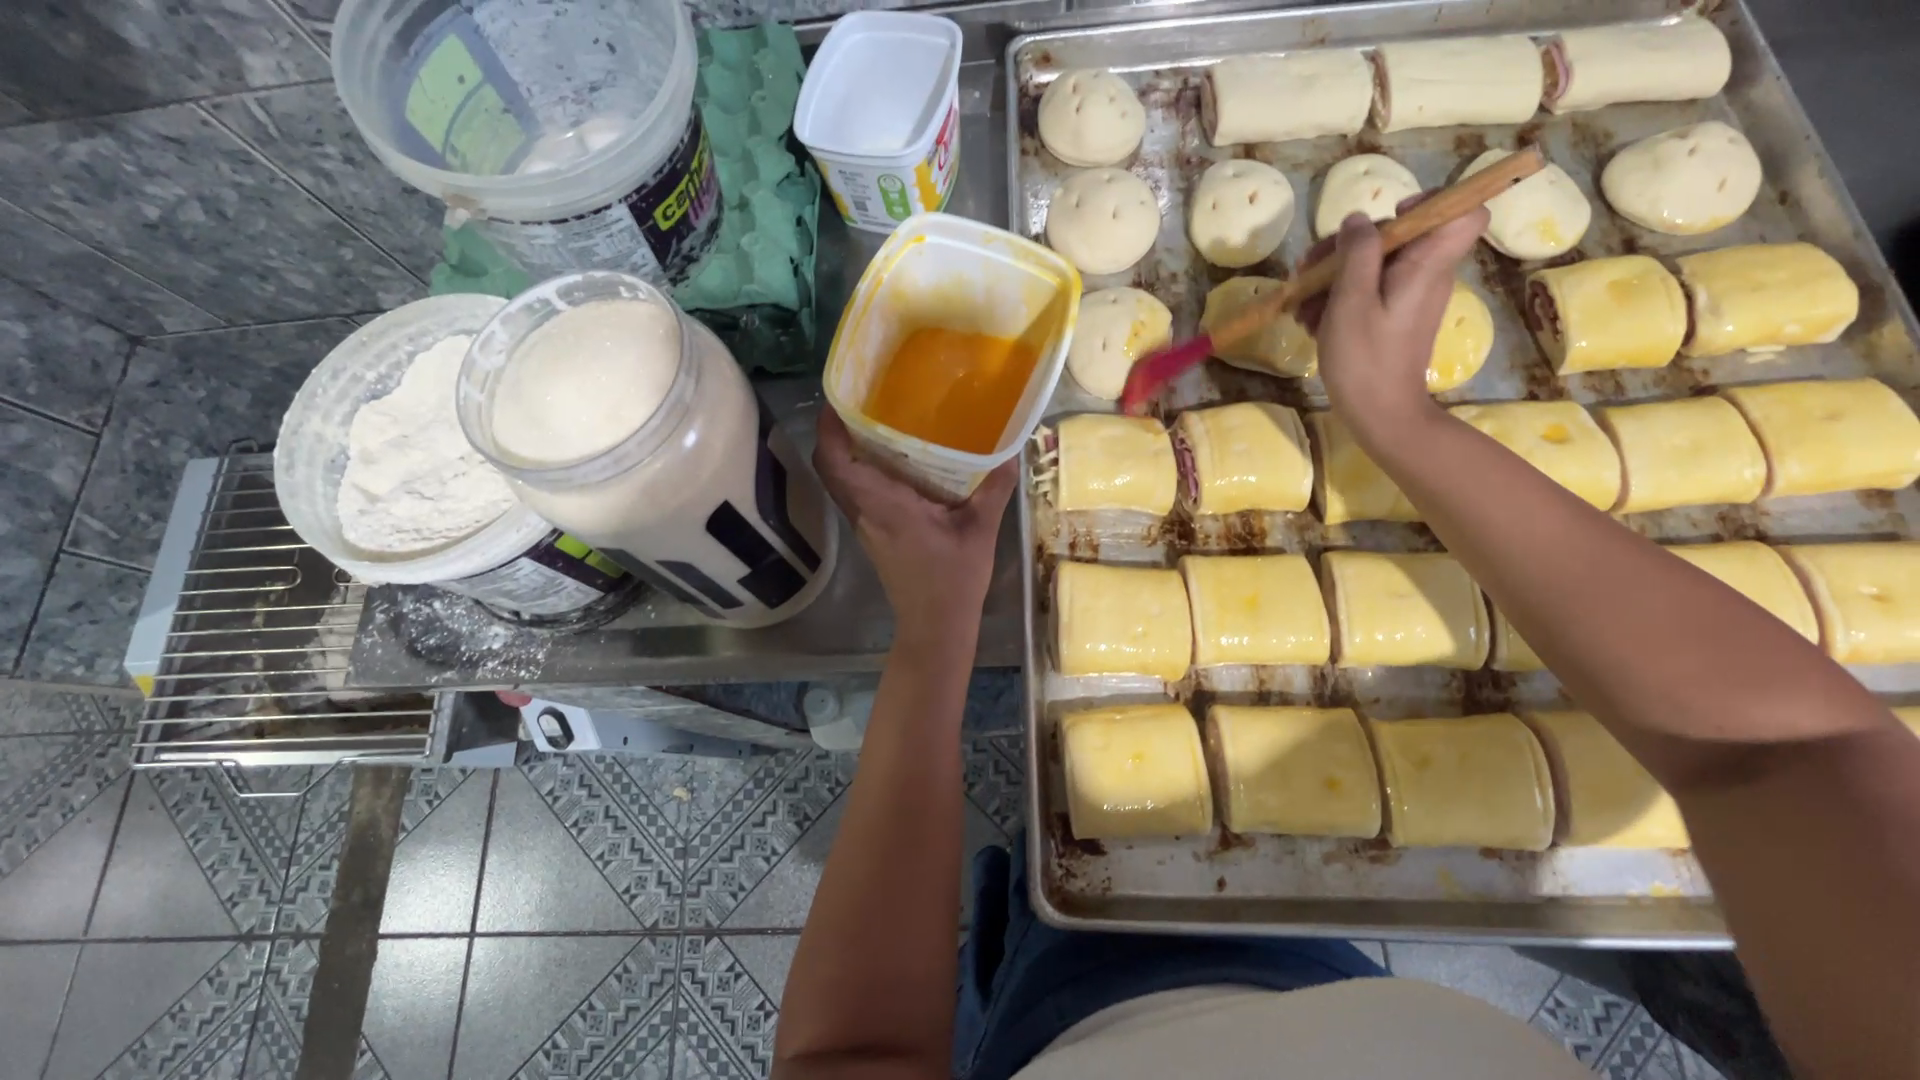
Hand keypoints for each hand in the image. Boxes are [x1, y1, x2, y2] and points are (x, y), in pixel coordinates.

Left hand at [812, 407, 1016, 646]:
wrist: (935, 627)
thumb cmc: (953, 579)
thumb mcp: (980, 530)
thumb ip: (994, 488)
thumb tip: (1012, 449)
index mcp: (883, 505)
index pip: (836, 462)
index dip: (829, 428)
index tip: (837, 398)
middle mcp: (865, 512)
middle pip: (832, 467)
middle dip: (837, 432)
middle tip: (859, 402)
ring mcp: (866, 526)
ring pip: (844, 481)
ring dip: (850, 451)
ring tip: (877, 422)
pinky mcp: (874, 535)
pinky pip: (859, 493)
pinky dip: (865, 471)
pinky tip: (896, 461)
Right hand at [1300, 202, 1486, 440]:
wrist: (1380, 416)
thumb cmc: (1365, 359)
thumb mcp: (1351, 302)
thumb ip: (1356, 254)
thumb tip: (1358, 220)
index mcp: (1426, 265)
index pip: (1464, 211)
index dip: (1431, 202)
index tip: (1389, 216)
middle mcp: (1426, 274)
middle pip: (1398, 235)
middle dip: (1349, 246)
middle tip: (1309, 269)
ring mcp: (1409, 297)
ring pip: (1375, 264)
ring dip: (1332, 278)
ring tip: (1301, 306)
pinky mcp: (1393, 317)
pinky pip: (1368, 291)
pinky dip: (1338, 299)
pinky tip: (1311, 321)